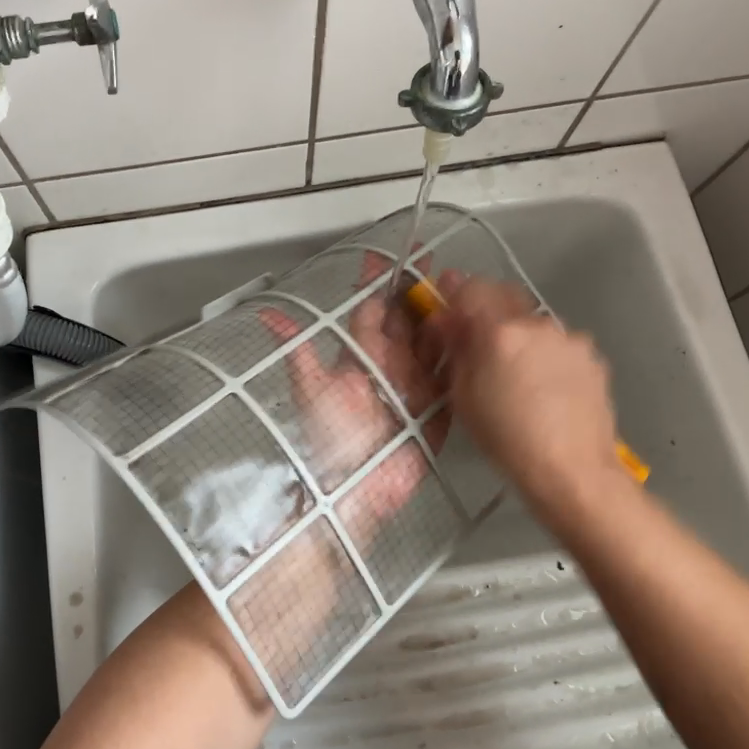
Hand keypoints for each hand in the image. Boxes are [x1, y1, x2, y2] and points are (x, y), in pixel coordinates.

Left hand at [259, 251, 449, 510]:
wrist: (353, 491)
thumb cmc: (329, 442)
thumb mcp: (311, 394)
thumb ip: (299, 355)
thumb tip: (271, 318)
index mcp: (360, 359)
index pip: (375, 311)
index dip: (384, 283)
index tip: (395, 257)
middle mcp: (390, 368)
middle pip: (410, 322)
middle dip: (422, 293)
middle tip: (438, 265)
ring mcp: (416, 387)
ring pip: (435, 344)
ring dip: (447, 320)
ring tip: (462, 293)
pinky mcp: (437, 410)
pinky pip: (453, 378)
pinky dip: (464, 359)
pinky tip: (478, 337)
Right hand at [421, 274, 629, 511]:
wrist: (573, 470)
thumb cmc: (506, 439)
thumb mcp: (465, 397)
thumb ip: (457, 350)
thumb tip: (448, 322)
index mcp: (500, 332)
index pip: (471, 289)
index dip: (454, 290)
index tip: (445, 298)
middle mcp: (538, 324)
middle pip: (505, 296)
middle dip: (487, 308)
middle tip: (475, 336)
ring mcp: (570, 339)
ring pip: (535, 323)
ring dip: (519, 335)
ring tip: (515, 373)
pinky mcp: (592, 357)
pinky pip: (559, 345)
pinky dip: (546, 354)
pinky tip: (545, 387)